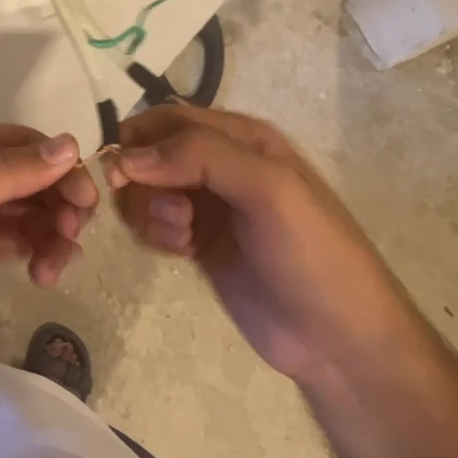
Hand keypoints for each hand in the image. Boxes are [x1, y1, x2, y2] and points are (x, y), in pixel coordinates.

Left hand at [0, 125, 98, 368]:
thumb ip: (5, 172)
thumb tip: (71, 144)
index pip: (21, 143)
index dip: (59, 166)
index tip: (85, 200)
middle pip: (30, 178)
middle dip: (58, 202)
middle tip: (73, 236)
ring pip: (28, 212)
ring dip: (51, 233)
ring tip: (53, 268)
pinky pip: (16, 241)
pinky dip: (36, 252)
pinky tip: (44, 275)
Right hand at [105, 105, 416, 380]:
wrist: (336, 338)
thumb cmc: (311, 254)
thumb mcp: (268, 190)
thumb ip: (201, 157)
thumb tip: (126, 158)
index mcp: (243, 138)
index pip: (169, 119)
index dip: (138, 139)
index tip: (120, 173)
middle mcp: (220, 164)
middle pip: (150, 153)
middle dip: (142, 180)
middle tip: (169, 213)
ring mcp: (208, 206)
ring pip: (146, 190)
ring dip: (149, 211)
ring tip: (181, 236)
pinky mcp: (198, 243)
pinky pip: (153, 223)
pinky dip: (154, 233)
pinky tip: (181, 252)